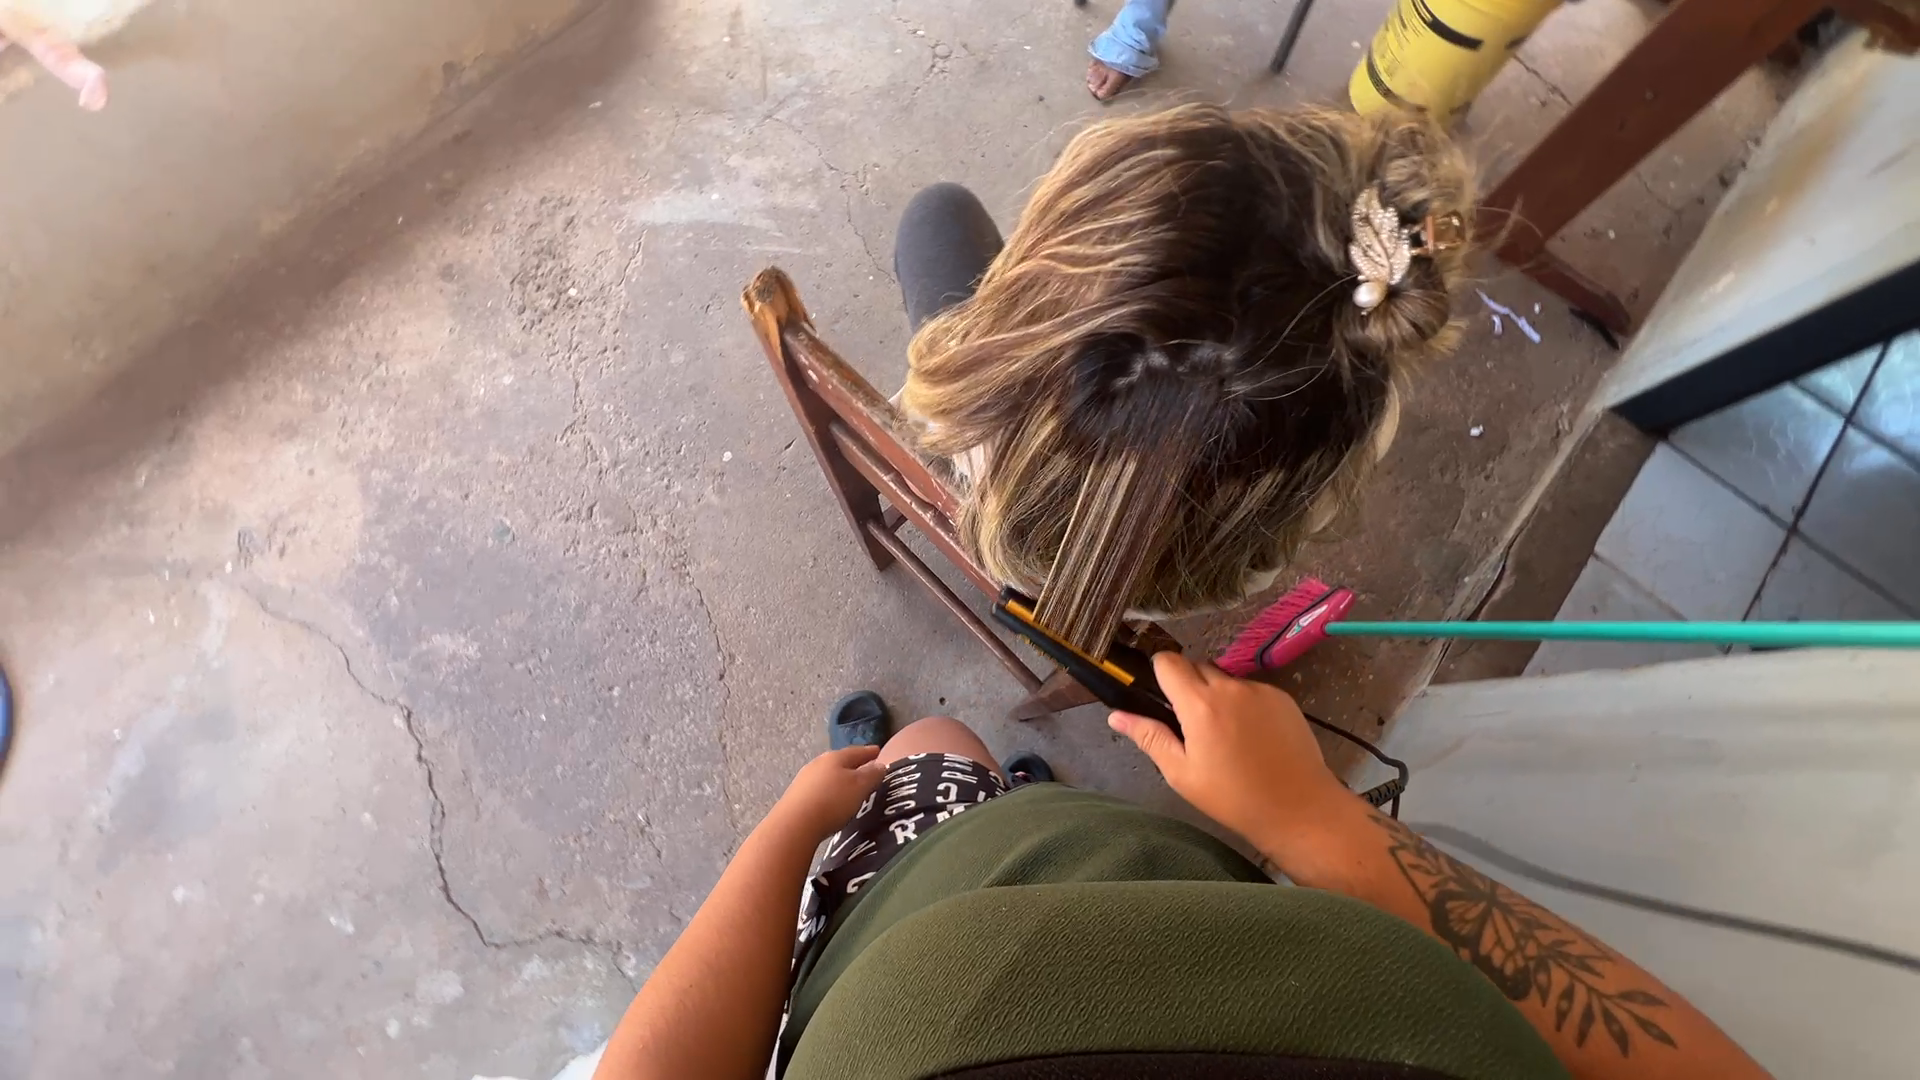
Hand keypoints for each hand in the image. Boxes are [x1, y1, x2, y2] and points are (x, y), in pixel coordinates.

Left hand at [769, 746, 889, 841]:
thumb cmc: (832, 802)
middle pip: (840, 761)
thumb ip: (872, 774)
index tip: (878, 752)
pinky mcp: (795, 797)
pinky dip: (827, 791)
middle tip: (865, 769)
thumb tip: (880, 764)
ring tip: (849, 787)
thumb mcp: (859, 787)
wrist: (794, 825)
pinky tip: (830, 800)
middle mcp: (818, 763)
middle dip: (853, 765)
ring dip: (839, 779)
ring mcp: (804, 780)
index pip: (857, 751)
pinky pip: (818, 789)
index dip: (869, 752)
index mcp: (835, 757)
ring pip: (827, 774)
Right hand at [1108, 653, 1357, 852]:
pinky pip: (1251, 689)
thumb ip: (1149, 737)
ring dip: (1216, 694)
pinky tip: (1252, 736)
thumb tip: (1116, 715)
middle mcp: (1229, 687)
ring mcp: (1259, 690)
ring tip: (1225, 734)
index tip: (1162, 698)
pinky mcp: (1283, 697)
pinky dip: (1244, 703)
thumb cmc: (1234, 798)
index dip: (1159, 675)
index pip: (1167, 661)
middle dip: (1188, 686)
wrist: (1302, 810)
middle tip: (1192, 725)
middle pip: (1196, 665)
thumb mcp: (1182, 774)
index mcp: (1199, 704)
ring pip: (1224, 678)